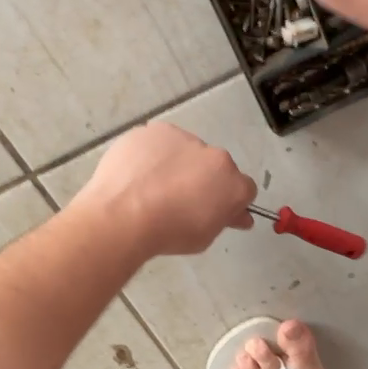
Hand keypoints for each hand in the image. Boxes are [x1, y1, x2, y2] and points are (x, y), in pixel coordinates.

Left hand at [71, 122, 255, 255]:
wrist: (124, 216)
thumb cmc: (169, 233)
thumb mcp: (204, 237)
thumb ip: (224, 219)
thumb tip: (238, 215)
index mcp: (232, 182)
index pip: (243, 188)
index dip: (229, 202)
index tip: (213, 212)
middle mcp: (213, 154)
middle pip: (214, 166)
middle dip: (203, 180)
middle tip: (179, 201)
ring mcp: (182, 138)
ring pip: (185, 150)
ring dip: (177, 164)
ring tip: (152, 188)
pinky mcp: (152, 131)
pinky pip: (158, 142)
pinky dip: (152, 155)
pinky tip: (137, 174)